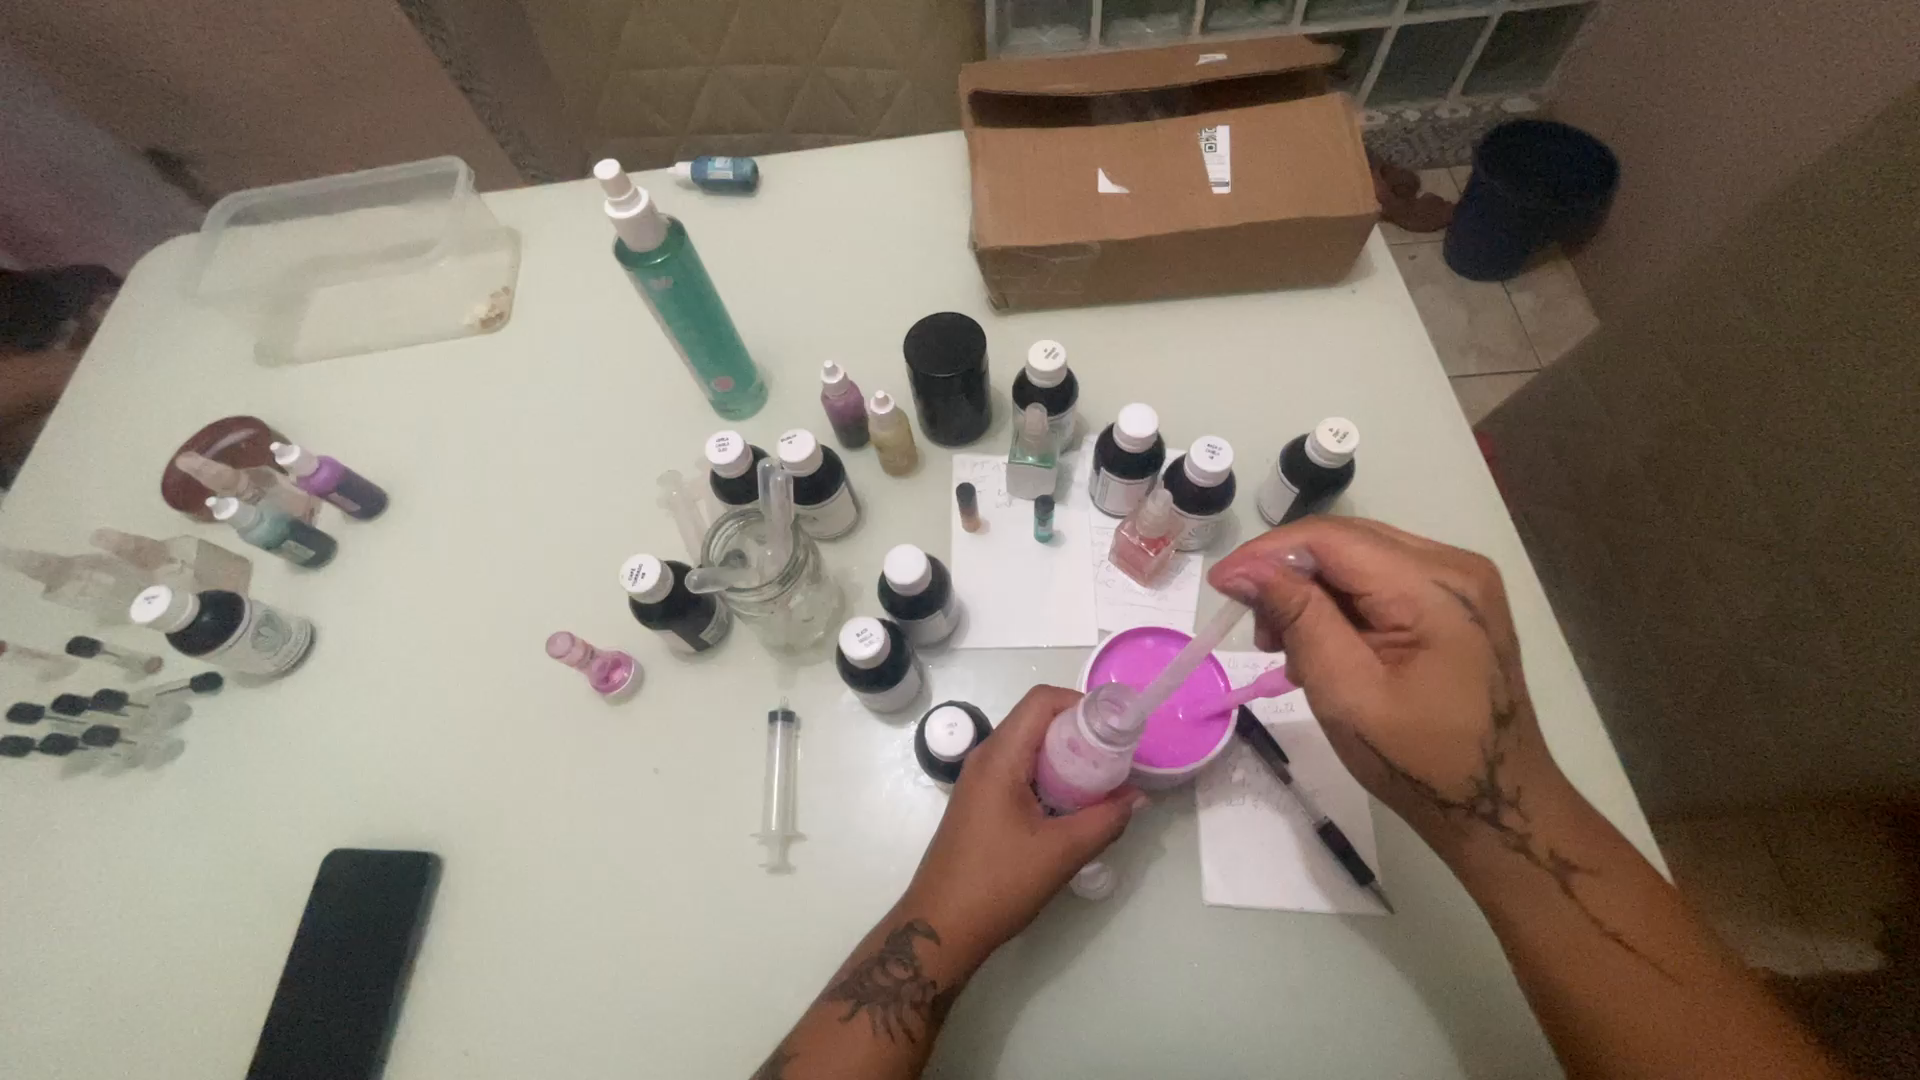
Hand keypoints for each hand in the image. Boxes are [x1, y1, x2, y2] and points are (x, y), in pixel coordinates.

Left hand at [901, 686, 1144, 959]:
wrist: (941, 926)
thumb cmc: (998, 883)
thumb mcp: (1062, 852)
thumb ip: (1105, 820)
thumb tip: (1138, 797)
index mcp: (999, 756)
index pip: (1041, 701)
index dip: (1080, 702)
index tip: (1114, 728)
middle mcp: (985, 757)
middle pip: (1035, 719)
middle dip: (1078, 730)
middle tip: (1115, 756)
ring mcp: (978, 778)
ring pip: (1027, 745)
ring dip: (1064, 754)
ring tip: (1100, 780)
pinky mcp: (979, 800)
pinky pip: (1018, 768)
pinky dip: (1048, 773)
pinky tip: (1071, 803)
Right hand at [1207, 518, 1566, 837]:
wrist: (1496, 804)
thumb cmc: (1417, 759)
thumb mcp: (1344, 690)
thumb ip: (1297, 617)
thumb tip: (1244, 569)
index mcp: (1434, 588)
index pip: (1329, 538)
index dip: (1265, 554)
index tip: (1220, 586)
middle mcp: (1452, 566)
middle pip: (1341, 540)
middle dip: (1285, 574)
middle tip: (1255, 628)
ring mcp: (1457, 581)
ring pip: (1354, 556)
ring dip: (1307, 591)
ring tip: (1287, 646)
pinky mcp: (1452, 599)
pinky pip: (1375, 577)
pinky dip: (1335, 603)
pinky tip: (1322, 643)